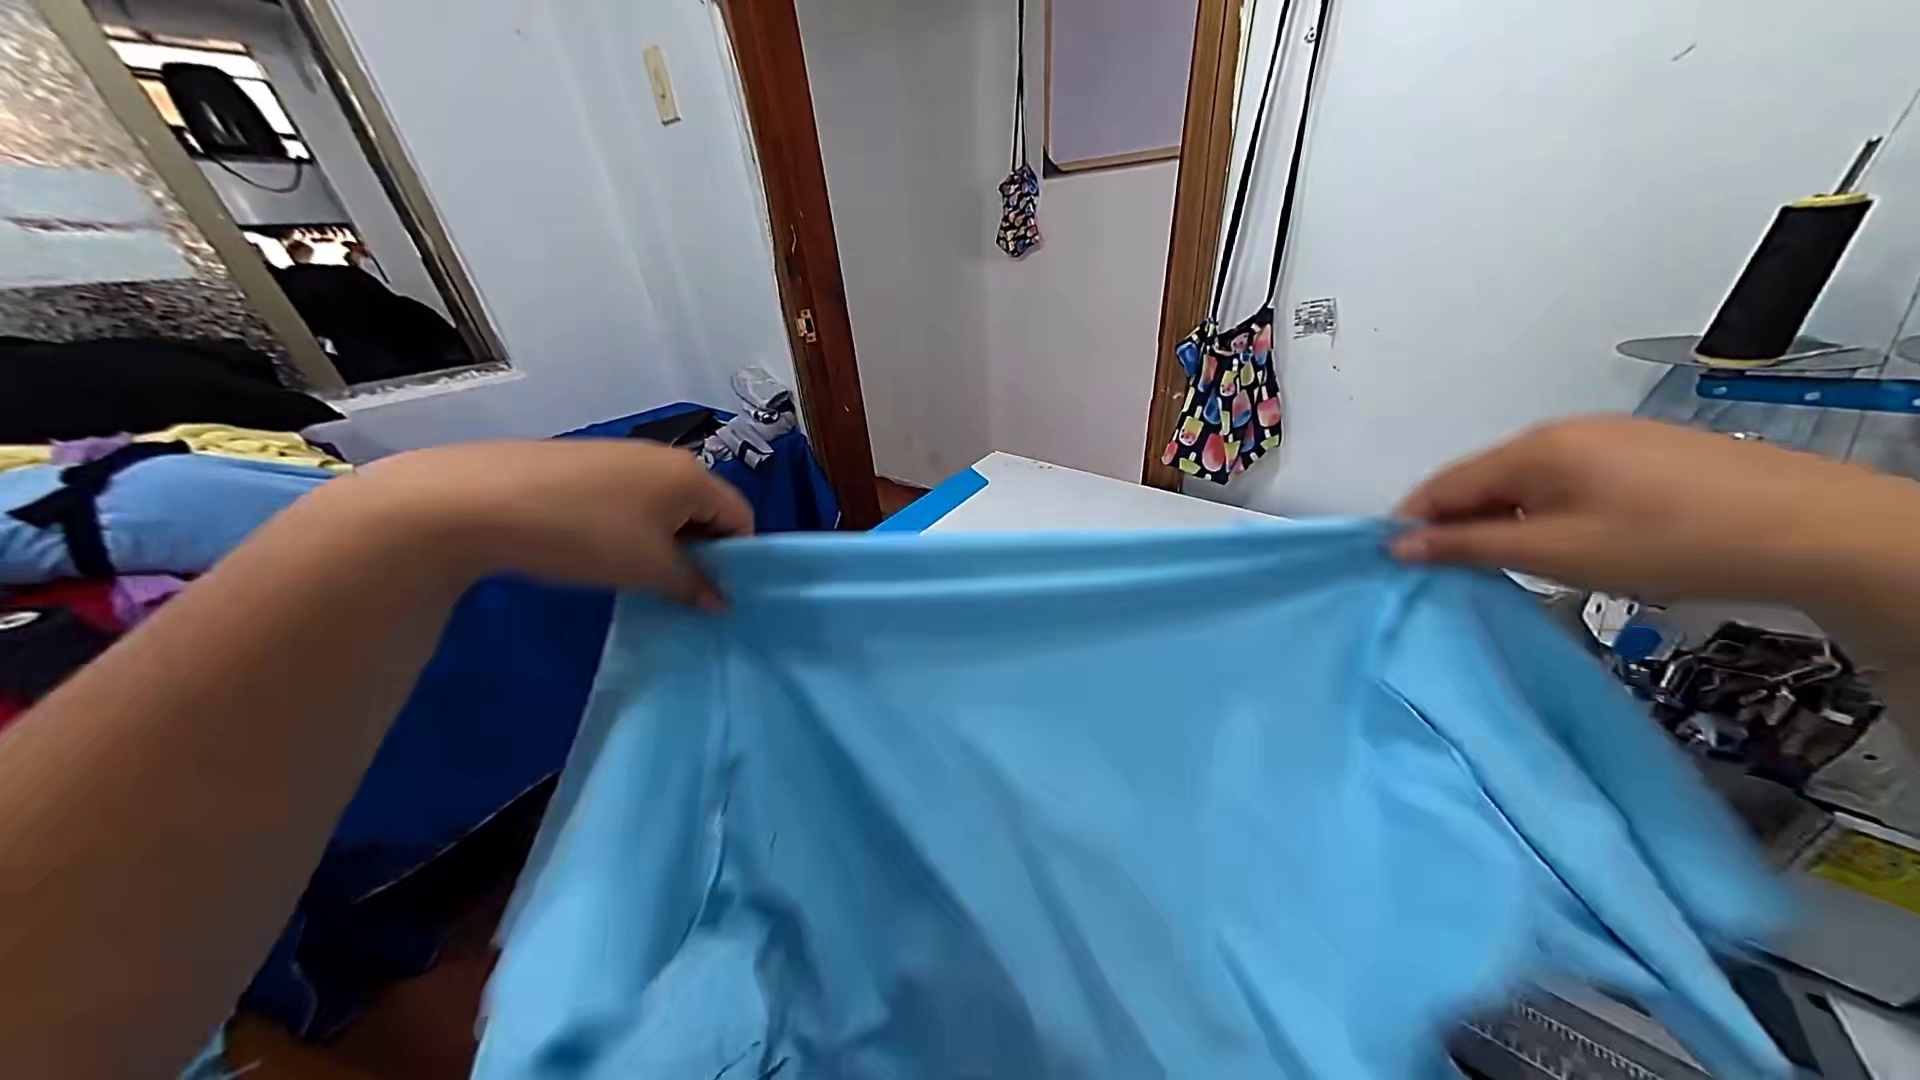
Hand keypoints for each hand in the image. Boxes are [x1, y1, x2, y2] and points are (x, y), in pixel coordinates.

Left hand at [349, 439, 753, 605]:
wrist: (475, 500)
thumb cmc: (585, 534)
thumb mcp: (649, 568)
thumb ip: (694, 586)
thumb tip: (722, 603)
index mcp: (692, 476)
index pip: (741, 516)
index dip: (739, 556)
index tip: (719, 590)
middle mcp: (666, 458)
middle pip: (705, 508)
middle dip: (702, 549)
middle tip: (680, 586)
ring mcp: (623, 456)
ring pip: (666, 504)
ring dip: (666, 540)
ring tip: (637, 570)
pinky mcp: (587, 462)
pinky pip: (632, 497)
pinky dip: (633, 526)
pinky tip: (601, 548)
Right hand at [1391, 416, 1919, 601]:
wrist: (1824, 532)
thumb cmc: (1670, 542)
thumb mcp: (1554, 552)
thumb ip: (1467, 546)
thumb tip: (1400, 545)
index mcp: (1533, 449)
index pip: (1443, 484)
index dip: (1412, 521)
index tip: (1396, 559)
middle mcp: (1561, 432)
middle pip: (1481, 479)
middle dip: (1457, 521)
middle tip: (1453, 568)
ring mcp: (1605, 438)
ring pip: (1521, 481)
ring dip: (1499, 518)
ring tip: (1509, 559)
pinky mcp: (1640, 452)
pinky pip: (1562, 480)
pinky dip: (1540, 510)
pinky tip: (1562, 539)